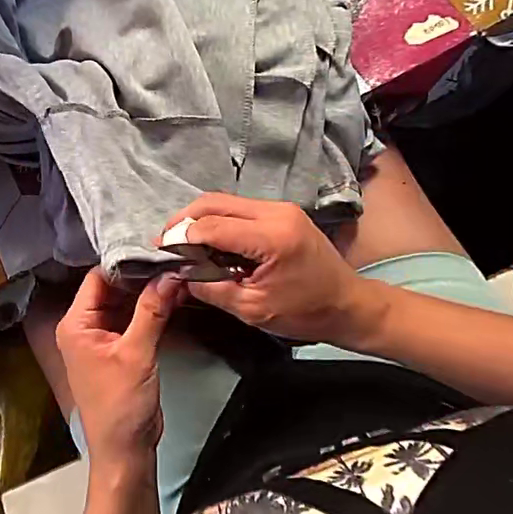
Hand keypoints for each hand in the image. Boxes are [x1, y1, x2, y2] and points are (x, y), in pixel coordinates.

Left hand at [54, 268, 184, 467]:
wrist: (124, 450)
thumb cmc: (120, 404)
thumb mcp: (137, 353)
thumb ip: (152, 312)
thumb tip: (170, 275)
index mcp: (76, 323)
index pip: (97, 279)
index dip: (124, 263)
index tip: (154, 251)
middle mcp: (83, 326)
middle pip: (110, 289)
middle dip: (140, 276)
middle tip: (171, 260)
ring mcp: (101, 338)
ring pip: (123, 304)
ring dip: (146, 293)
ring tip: (176, 273)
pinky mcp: (118, 349)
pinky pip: (131, 320)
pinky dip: (149, 311)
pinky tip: (172, 297)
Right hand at [165, 193, 382, 344]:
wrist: (351, 305)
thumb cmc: (305, 313)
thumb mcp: (252, 309)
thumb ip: (211, 289)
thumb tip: (178, 275)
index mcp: (272, 238)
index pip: (212, 226)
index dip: (182, 237)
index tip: (161, 250)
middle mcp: (276, 212)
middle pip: (213, 203)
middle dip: (184, 220)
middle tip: (165, 241)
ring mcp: (280, 208)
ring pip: (223, 201)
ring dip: (198, 218)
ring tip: (182, 241)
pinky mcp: (281, 212)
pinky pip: (237, 207)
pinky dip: (215, 220)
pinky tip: (206, 239)